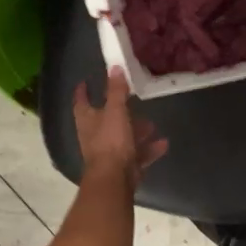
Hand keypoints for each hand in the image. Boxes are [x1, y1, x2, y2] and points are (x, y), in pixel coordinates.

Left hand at [73, 67, 166, 187]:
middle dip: (121, 112)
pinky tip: (163, 144)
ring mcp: (109, 152)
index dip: (83, 91)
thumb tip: (115, 67)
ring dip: (137, 131)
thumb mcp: (115, 111)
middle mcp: (95, 135)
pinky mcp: (122, 166)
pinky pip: (137, 154)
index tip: (86, 81)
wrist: (114, 178)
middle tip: (133, 103)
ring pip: (123, 137)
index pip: (81, 101)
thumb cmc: (111, 141)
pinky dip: (149, 149)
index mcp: (87, 120)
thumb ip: (117, 91)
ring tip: (152, 125)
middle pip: (106, 120)